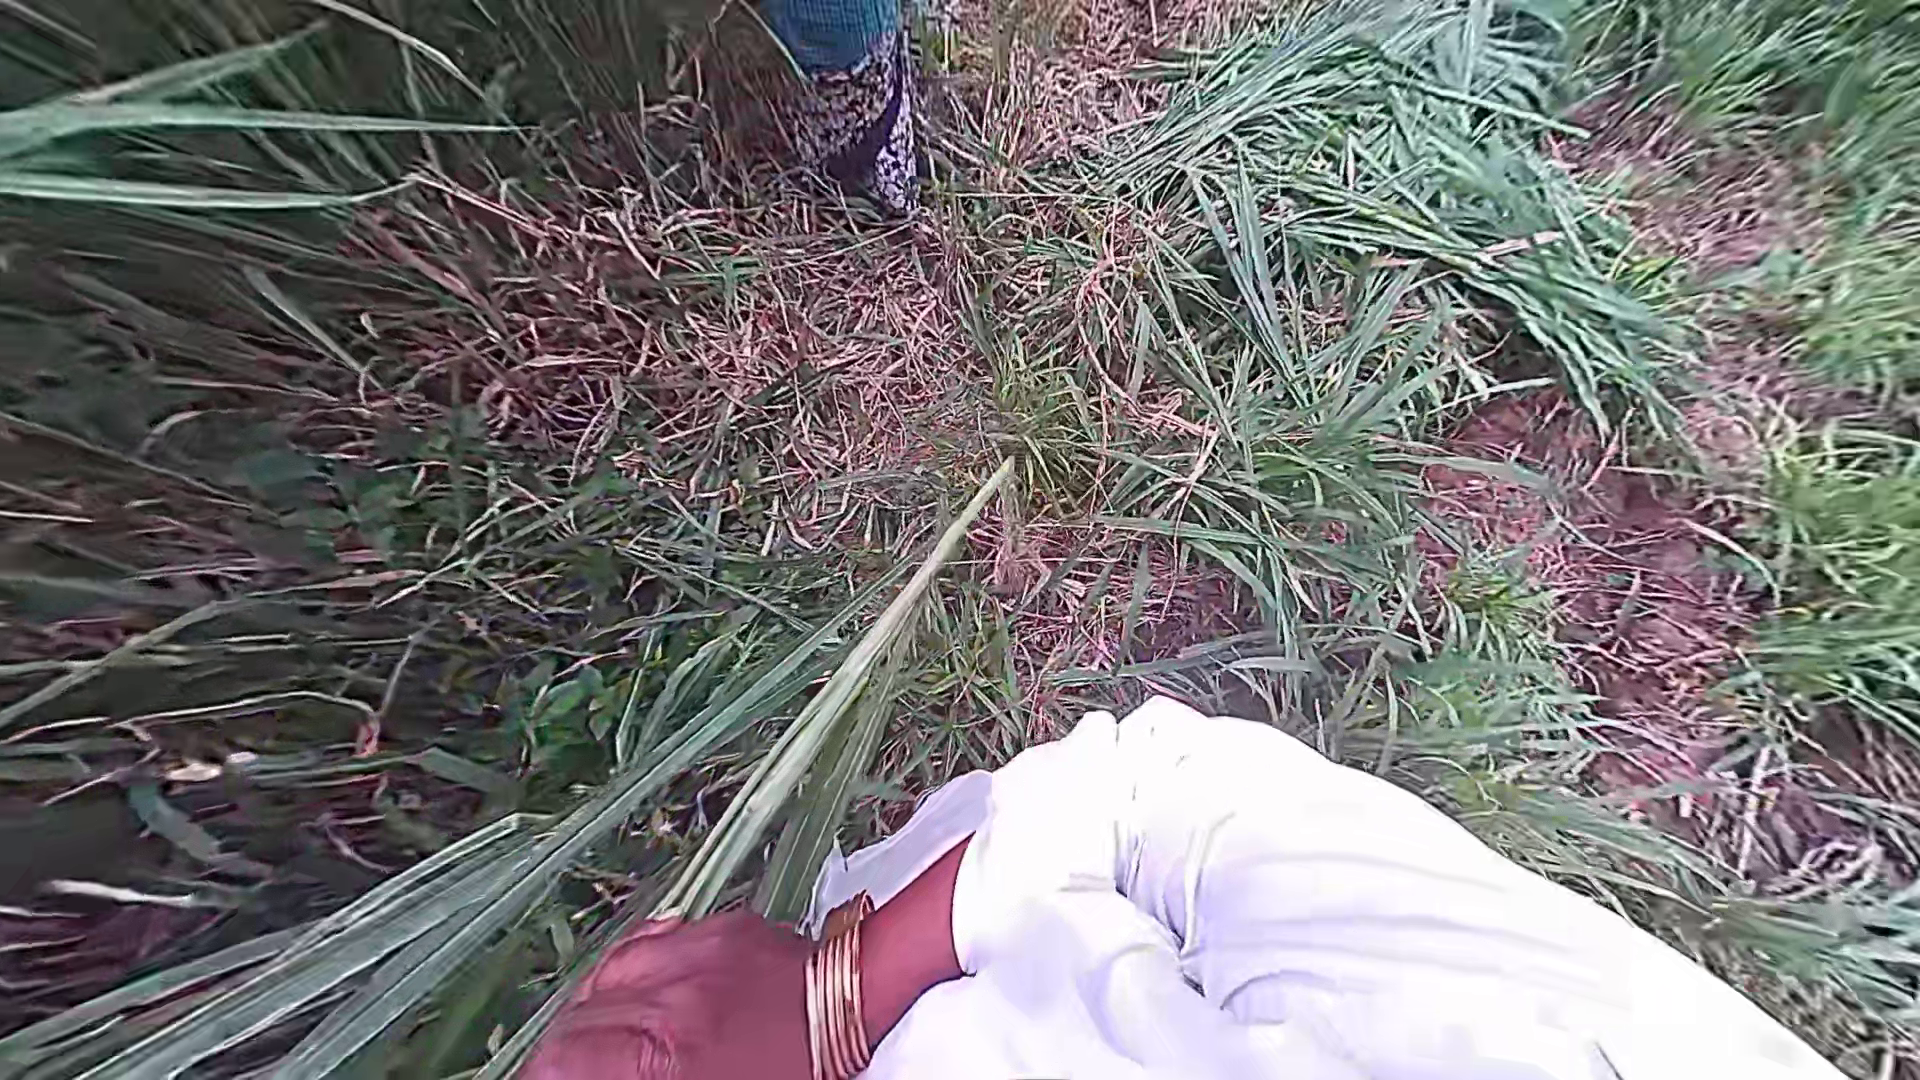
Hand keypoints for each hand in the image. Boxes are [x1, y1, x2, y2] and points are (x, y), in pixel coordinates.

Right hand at [525, 910, 811, 1079]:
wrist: (848, 1003)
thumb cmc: (787, 1069)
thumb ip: (637, 1077)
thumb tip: (597, 1066)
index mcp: (668, 1056)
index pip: (565, 1058)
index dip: (541, 1075)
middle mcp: (676, 995)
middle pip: (581, 1015)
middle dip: (562, 1047)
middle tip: (567, 1068)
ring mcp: (700, 949)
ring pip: (610, 968)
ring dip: (592, 1001)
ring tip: (597, 1027)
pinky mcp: (722, 924)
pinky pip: (654, 937)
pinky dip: (631, 963)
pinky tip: (632, 982)